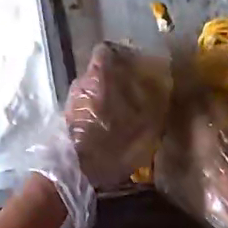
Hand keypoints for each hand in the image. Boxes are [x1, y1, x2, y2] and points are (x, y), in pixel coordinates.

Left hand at [27, 42, 171, 227]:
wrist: (69, 175)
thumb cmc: (105, 149)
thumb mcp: (138, 132)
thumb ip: (151, 110)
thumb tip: (162, 95)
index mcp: (96, 80)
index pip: (105, 52)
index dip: (121, 54)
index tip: (137, 62)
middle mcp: (80, 84)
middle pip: (98, 70)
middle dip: (117, 75)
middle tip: (137, 86)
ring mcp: (70, 100)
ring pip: (91, 87)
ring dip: (106, 92)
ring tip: (125, 105)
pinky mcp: (65, 117)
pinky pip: (85, 102)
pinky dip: (97, 105)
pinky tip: (109, 120)